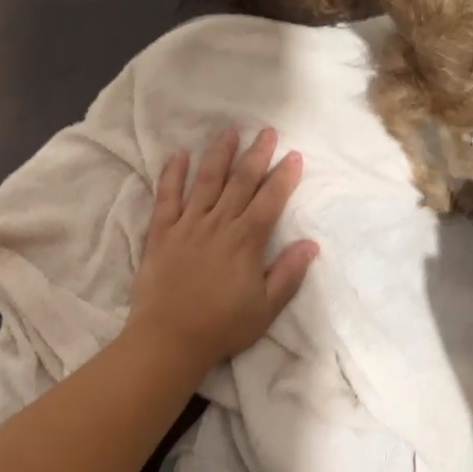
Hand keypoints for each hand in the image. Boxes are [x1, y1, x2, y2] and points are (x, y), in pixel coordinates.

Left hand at [128, 129, 317, 370]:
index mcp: (246, 241)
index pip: (270, 200)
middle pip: (241, 181)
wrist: (167, 340)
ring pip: (206, 181)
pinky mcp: (161, 233)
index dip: (284, 177)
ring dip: (220, 154)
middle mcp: (219, 224)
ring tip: (229, 131)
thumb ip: (288, 274)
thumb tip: (311, 244)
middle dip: (257, 154)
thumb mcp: (265, 309)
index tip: (294, 156)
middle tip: (267, 131)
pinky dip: (173, 174)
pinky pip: (167, 197)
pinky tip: (180, 155)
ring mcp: (188, 225)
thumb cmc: (221, 327)